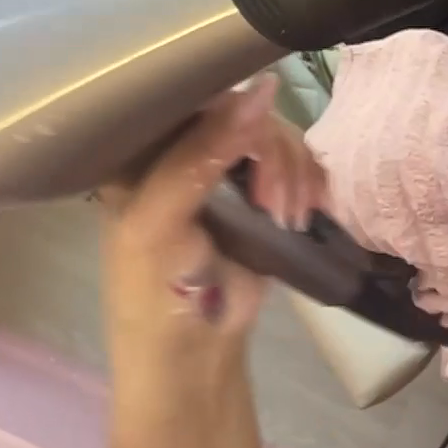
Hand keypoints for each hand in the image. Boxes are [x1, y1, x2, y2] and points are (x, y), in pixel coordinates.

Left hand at [99, 76, 326, 360]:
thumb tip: (265, 87)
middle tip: (274, 202)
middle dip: (271, 154)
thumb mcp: (162, 222)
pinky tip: (304, 209)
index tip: (254, 144)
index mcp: (139, 150)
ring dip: (293, 172)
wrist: (195, 360)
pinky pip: (297, 159)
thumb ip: (203, 152)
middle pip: (245, 113)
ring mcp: (224, 170)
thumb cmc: (157, 294)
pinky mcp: (259, 190)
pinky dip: (308, 180)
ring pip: (277, 136)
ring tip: (289, 216)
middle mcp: (182, 151)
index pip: (191, 94)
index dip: (231, 106)